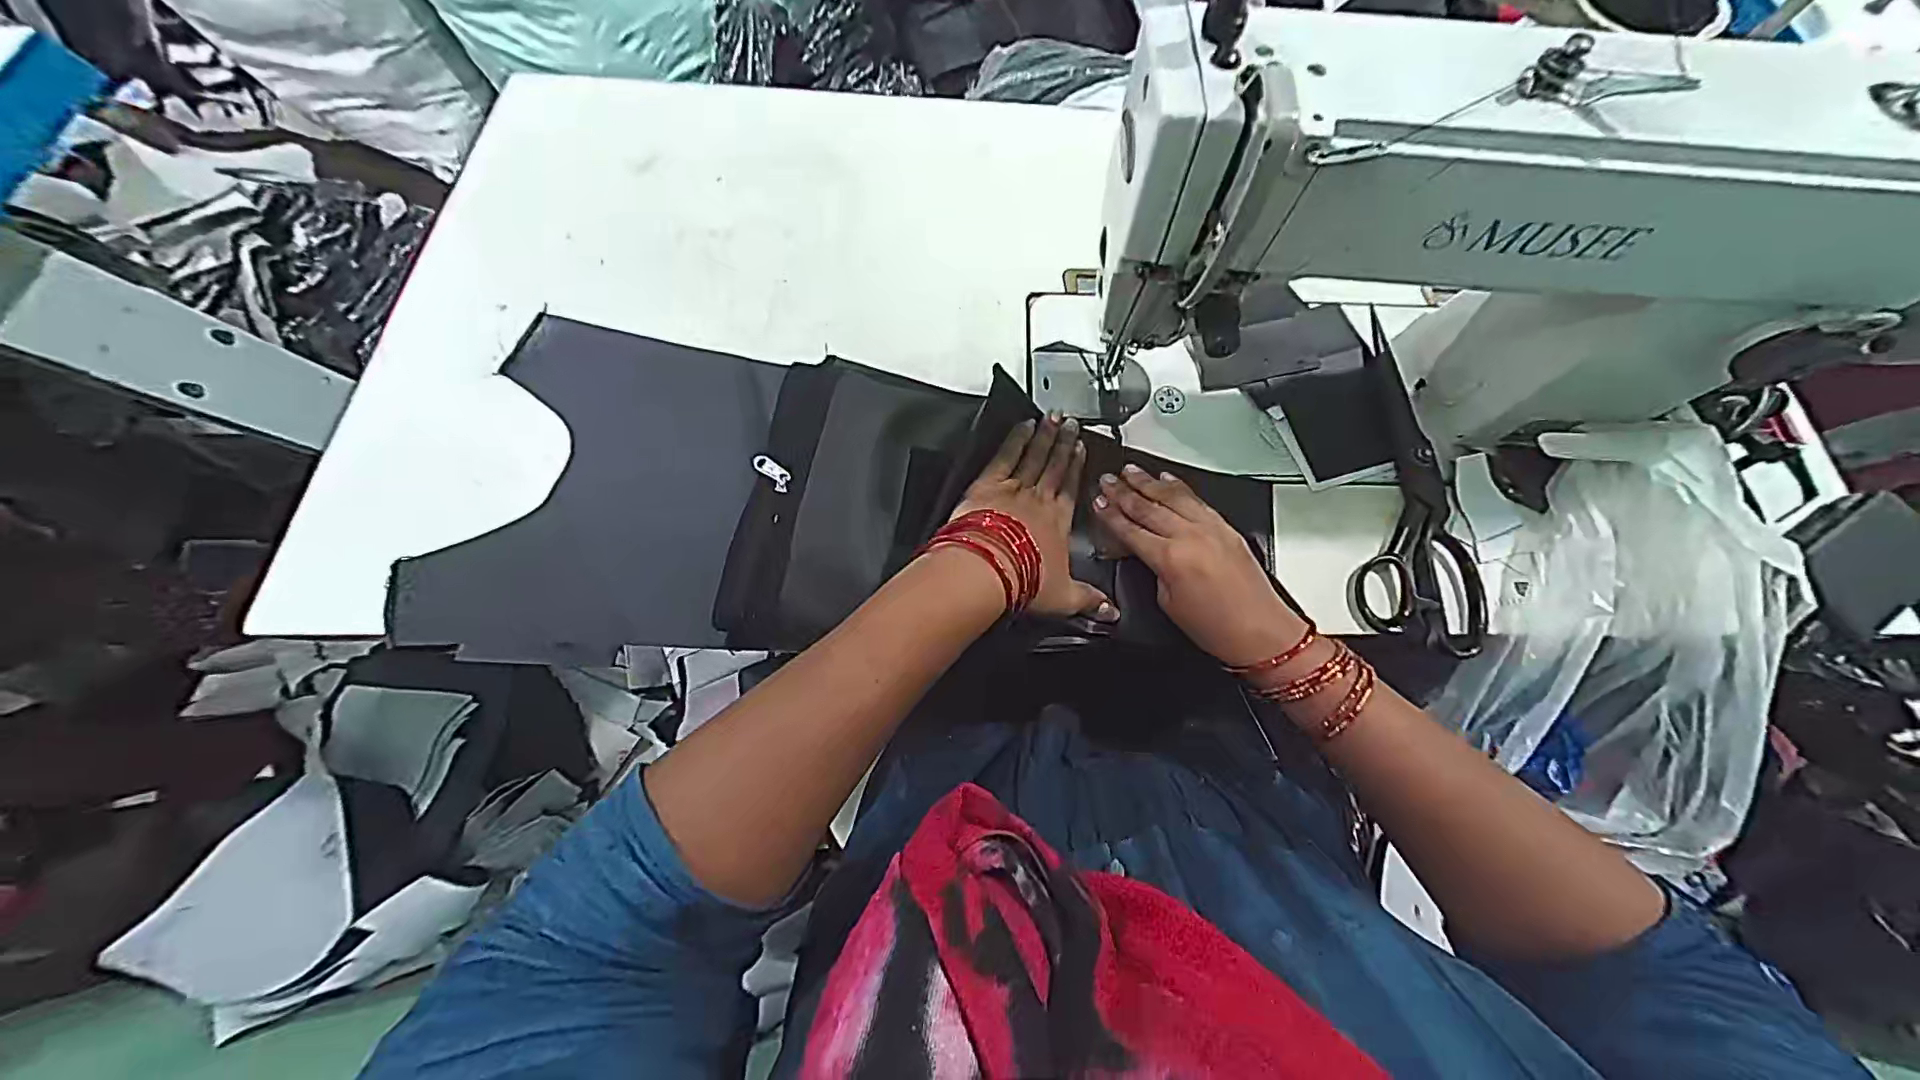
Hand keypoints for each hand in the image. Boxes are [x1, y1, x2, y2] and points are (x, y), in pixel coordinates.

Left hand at [950, 416, 1115, 620]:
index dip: (1076, 468)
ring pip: (1033, 456)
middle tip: (1071, 424)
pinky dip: (1014, 440)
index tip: (1081, 451)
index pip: (1070, 489)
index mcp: (1058, 522)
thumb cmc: (1022, 581)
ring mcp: (1014, 489)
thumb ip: (1088, 600)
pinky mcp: (988, 485)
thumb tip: (1110, 613)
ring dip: (1043, 436)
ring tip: (1051, 418)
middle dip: (1064, 444)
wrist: (988, 569)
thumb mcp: (1063, 596)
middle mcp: (1039, 500)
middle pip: (1054, 466)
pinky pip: (1005, 455)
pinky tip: (1021, 427)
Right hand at [1092, 465, 1306, 665]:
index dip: (1110, 514)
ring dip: (1149, 482)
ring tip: (1131, 471)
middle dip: (1123, 492)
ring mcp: (1212, 529)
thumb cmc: (1218, 627)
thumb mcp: (1168, 602)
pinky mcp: (1227, 529)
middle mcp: (1192, 537)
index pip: (1131, 529)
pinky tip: (1168, 481)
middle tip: (1108, 480)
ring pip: (1173, 496)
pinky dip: (1180, 488)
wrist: (1260, 633)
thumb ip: (1154, 570)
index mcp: (1171, 558)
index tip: (1098, 501)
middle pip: (1148, 507)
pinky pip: (1198, 500)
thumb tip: (1145, 552)